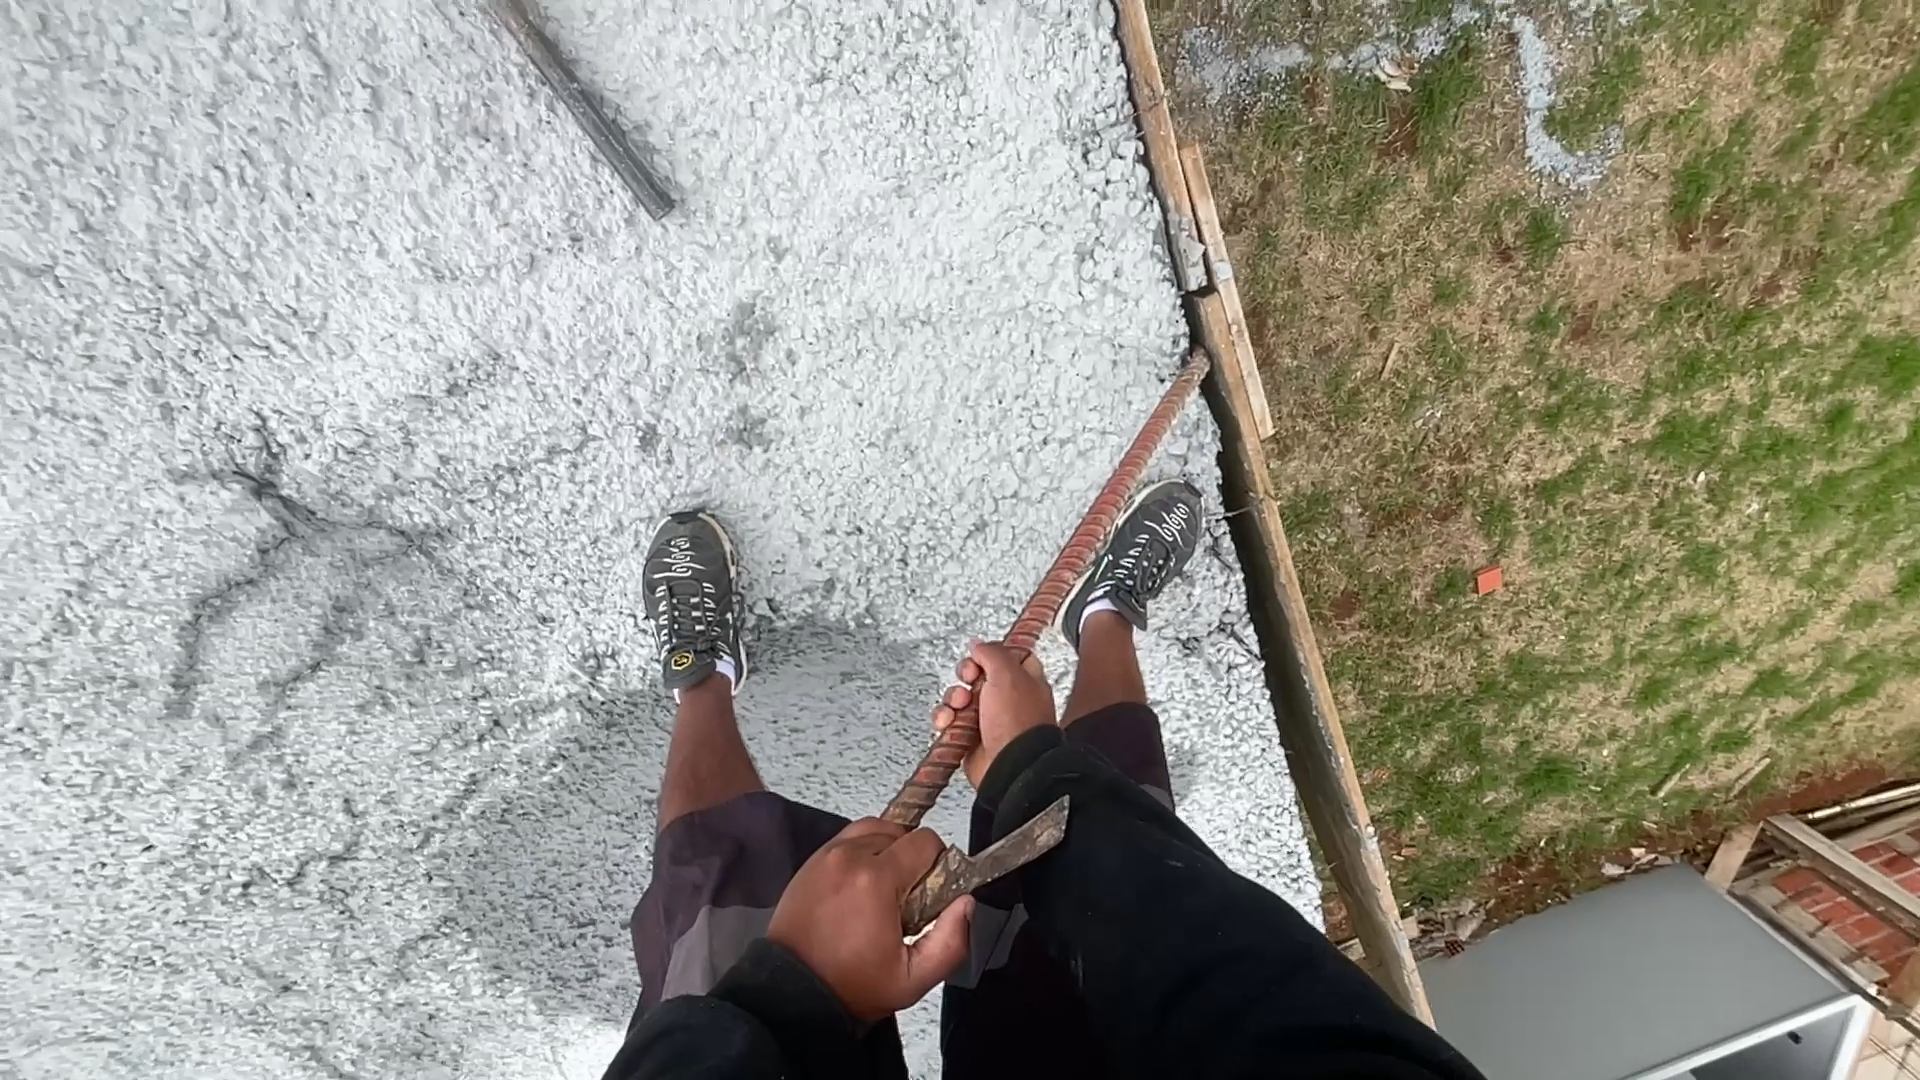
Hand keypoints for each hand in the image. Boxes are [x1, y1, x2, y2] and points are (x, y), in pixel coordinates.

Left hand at [766, 818, 973, 1023]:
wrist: (791, 994)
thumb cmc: (851, 986)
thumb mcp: (912, 980)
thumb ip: (951, 941)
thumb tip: (966, 902)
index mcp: (876, 878)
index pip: (925, 841)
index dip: (937, 863)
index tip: (930, 894)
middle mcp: (850, 855)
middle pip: (901, 832)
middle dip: (912, 859)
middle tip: (906, 898)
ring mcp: (827, 854)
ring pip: (875, 828)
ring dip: (887, 849)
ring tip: (885, 887)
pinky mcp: (812, 860)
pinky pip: (849, 838)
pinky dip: (863, 851)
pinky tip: (862, 884)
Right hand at [930, 640, 1056, 787]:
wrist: (1008, 767)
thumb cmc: (1017, 722)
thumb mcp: (1007, 674)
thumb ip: (992, 652)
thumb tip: (978, 644)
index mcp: (1026, 680)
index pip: (1009, 656)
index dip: (992, 653)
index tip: (981, 655)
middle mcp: (1008, 699)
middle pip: (978, 673)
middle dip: (967, 674)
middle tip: (969, 679)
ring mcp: (988, 718)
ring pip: (960, 695)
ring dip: (954, 697)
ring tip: (960, 706)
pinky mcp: (970, 736)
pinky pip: (950, 720)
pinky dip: (945, 718)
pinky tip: (949, 721)